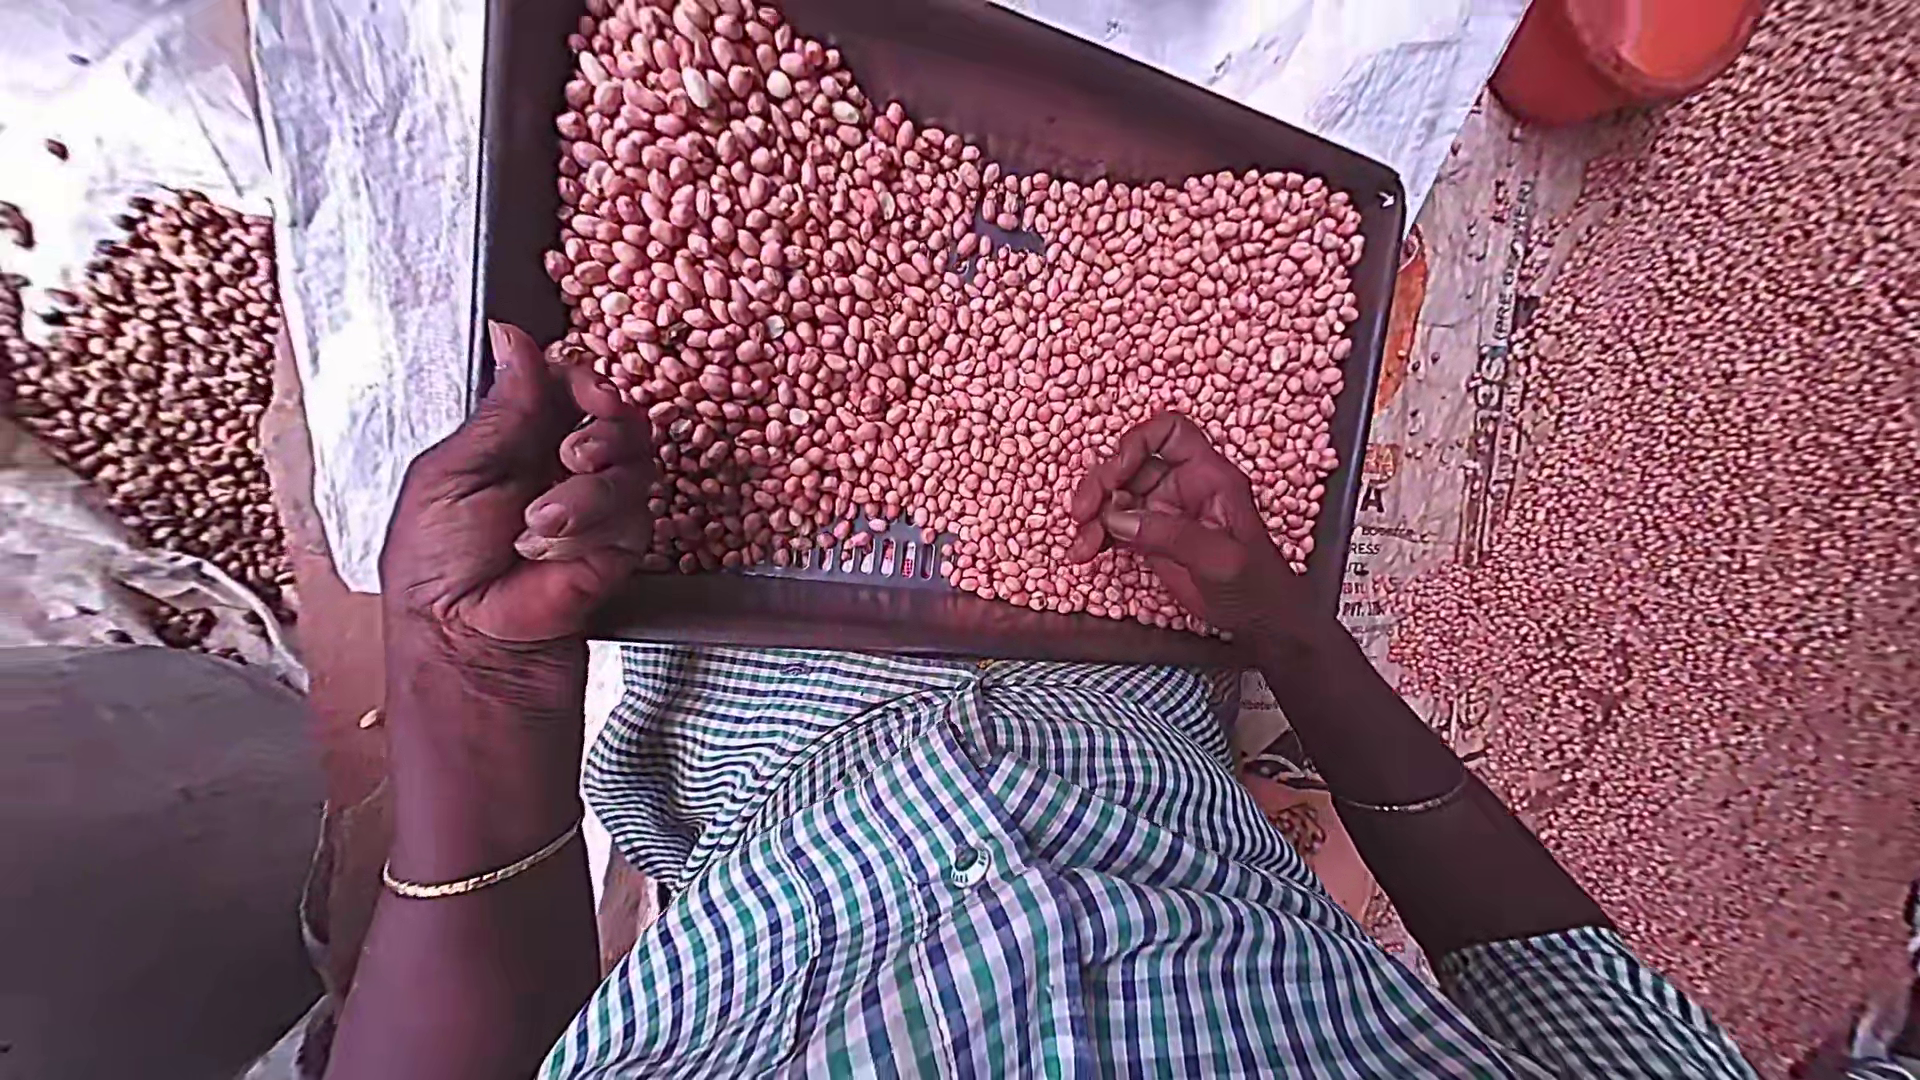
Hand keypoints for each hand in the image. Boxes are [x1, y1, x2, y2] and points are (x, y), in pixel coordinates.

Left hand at [379, 321, 653, 715]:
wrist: (472, 635)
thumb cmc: (441, 560)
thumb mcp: (456, 471)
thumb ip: (504, 410)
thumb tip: (517, 339)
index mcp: (520, 438)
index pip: (571, 388)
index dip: (587, 381)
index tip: (589, 391)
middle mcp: (569, 464)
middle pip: (620, 419)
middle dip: (605, 431)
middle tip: (574, 456)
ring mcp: (604, 501)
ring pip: (634, 464)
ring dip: (586, 493)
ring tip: (540, 523)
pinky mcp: (629, 538)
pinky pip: (632, 513)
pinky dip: (588, 530)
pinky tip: (551, 551)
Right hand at [1065, 412, 1309, 638]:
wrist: (1258, 620)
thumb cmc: (1256, 585)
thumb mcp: (1221, 559)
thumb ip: (1171, 535)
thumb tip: (1118, 519)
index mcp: (1208, 476)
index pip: (1169, 432)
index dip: (1137, 443)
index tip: (1117, 473)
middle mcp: (1181, 485)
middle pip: (1129, 464)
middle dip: (1100, 485)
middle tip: (1083, 513)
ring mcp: (1161, 510)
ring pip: (1114, 496)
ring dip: (1092, 515)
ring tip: (1082, 545)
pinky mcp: (1147, 535)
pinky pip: (1112, 525)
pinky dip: (1094, 536)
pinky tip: (1083, 552)